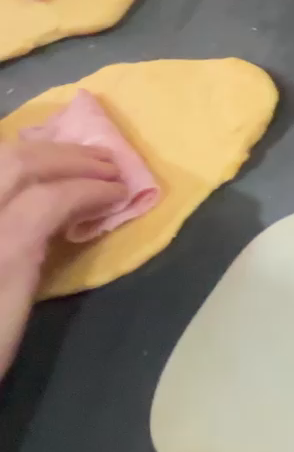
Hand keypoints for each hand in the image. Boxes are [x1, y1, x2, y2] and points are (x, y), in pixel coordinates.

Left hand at [0, 141, 122, 380]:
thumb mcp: (7, 297)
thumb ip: (28, 250)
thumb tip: (77, 211)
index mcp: (0, 243)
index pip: (49, 196)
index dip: (93, 188)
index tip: (124, 193)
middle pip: (15, 163)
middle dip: (69, 159)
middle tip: (109, 166)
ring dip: (37, 154)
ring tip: (72, 161)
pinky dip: (11, 165)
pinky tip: (27, 173)